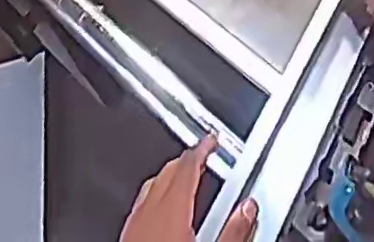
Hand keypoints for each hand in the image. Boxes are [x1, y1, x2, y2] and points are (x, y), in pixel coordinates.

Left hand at [119, 136, 255, 241]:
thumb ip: (234, 231)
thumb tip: (249, 209)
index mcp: (172, 208)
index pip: (188, 164)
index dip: (203, 148)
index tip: (212, 141)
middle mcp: (148, 212)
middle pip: (168, 171)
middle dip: (186, 161)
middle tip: (204, 158)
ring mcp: (133, 227)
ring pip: (151, 188)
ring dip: (169, 180)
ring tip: (186, 183)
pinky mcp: (125, 240)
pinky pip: (140, 207)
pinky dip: (154, 199)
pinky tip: (162, 215)